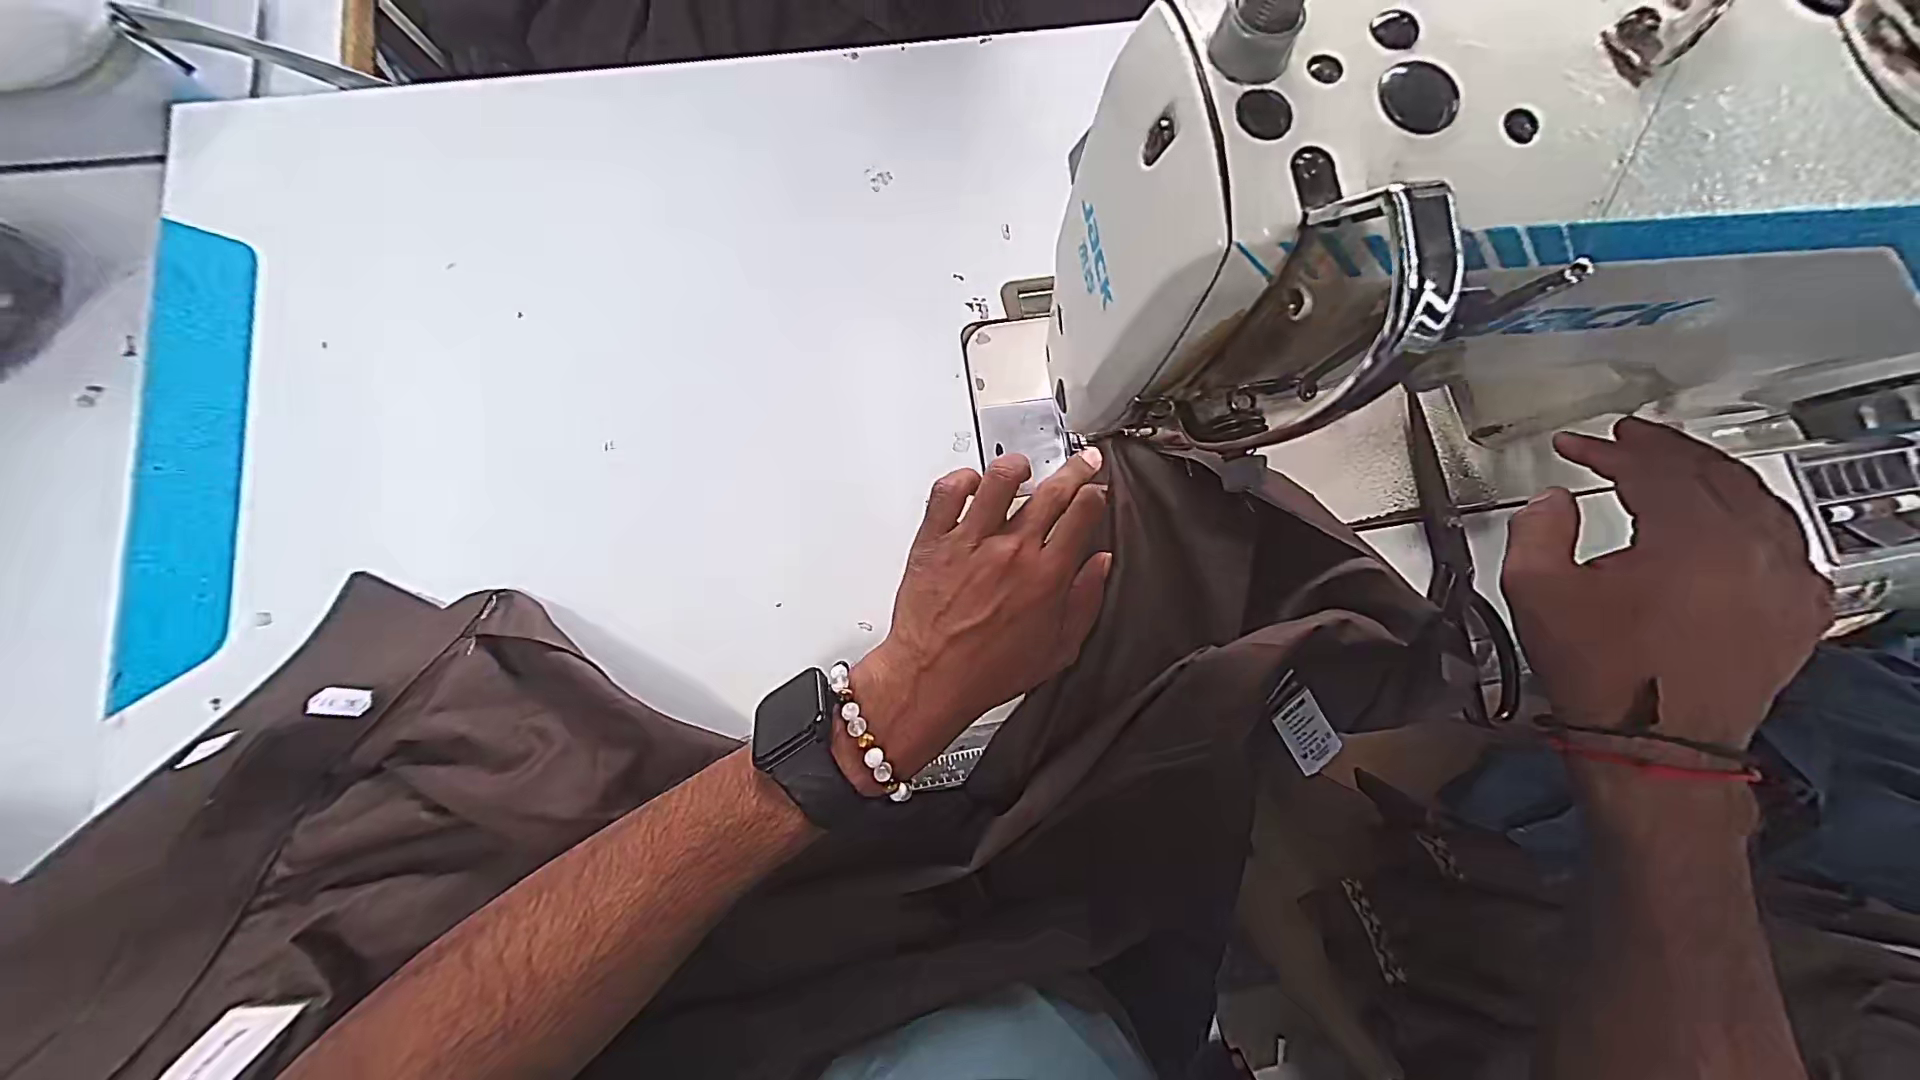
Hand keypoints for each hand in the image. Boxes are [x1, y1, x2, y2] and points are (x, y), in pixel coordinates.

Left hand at [837, 449, 1113, 792]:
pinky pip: (947, 492)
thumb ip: (1086, 601)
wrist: (932, 678)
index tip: (1096, 490)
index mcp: (1046, 576)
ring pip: (999, 480)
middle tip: (1081, 463)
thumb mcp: (1058, 649)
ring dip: (1017, 467)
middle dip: (1075, 470)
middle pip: (1052, 491)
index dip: (1095, 493)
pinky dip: (961, 478)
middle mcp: (1011, 551)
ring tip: (1023, 467)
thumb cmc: (989, 670)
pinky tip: (971, 482)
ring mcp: (971, 542)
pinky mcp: (935, 540)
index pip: (1082, 513)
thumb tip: (1100, 565)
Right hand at [1500, 417, 1831, 749]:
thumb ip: (1537, 529)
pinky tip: (1723, 518)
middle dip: (1664, 450)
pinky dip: (1746, 515)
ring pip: (1758, 502)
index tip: (1577, 444)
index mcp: (1693, 543)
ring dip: (1708, 476)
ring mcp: (1791, 582)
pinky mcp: (1801, 610)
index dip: (1610, 450)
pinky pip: (1783, 541)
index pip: (1655, 470)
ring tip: (1672, 466)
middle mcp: (1758, 553)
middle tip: (1627, 437)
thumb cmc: (1597, 666)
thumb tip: (1554, 501)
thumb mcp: (1535, 589)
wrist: (1654, 738)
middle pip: (1715, 475)